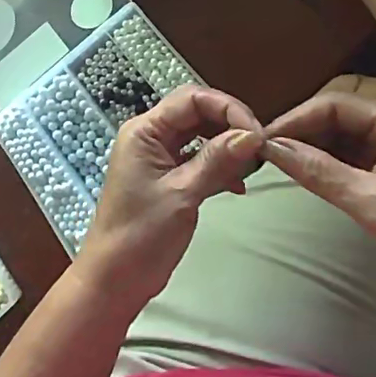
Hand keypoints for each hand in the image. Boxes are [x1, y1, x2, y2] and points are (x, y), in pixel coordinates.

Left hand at [73, 86, 263, 317]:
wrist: (115, 277)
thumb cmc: (141, 234)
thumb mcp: (182, 194)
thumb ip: (216, 161)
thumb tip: (253, 135)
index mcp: (144, 131)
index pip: (191, 99)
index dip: (228, 109)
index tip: (257, 134)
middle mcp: (148, 136)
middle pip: (196, 112)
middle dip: (230, 124)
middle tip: (260, 148)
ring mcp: (157, 157)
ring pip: (199, 135)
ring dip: (226, 145)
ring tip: (252, 165)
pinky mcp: (166, 177)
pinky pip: (197, 158)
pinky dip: (219, 166)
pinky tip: (238, 185)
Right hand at [261, 91, 375, 306]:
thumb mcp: (371, 204)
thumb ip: (319, 171)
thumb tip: (269, 147)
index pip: (336, 105)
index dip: (294, 120)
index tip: (259, 140)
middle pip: (338, 116)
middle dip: (301, 133)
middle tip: (262, 153)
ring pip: (343, 136)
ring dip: (312, 147)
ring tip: (275, 162)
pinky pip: (354, 155)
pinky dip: (328, 163)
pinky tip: (304, 173)